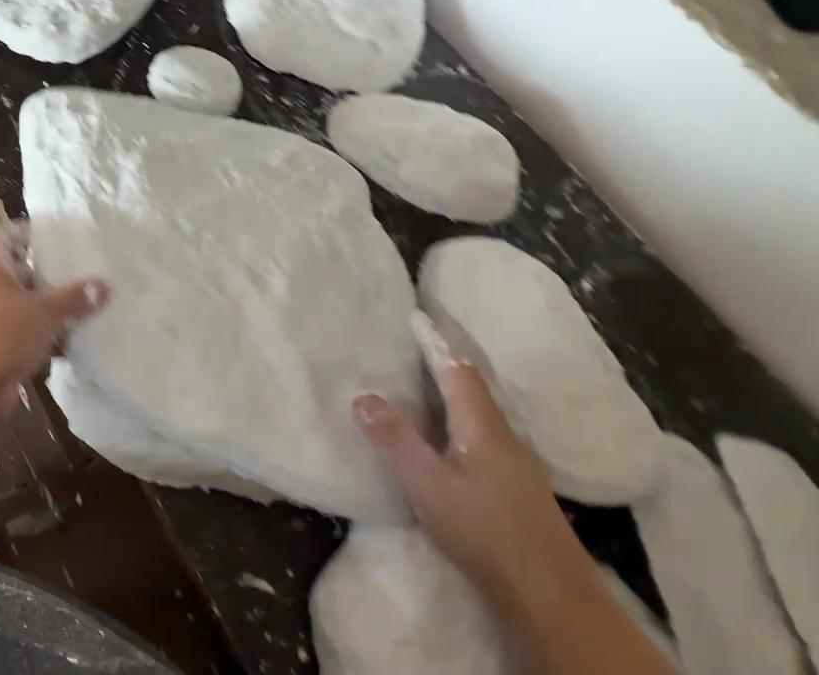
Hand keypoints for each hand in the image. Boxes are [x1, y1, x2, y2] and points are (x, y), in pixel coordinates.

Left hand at [0, 224, 109, 419]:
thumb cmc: (0, 334)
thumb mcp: (43, 312)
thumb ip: (74, 298)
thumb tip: (104, 284)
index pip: (3, 235)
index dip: (26, 232)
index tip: (58, 236)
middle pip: (22, 270)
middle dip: (52, 272)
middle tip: (87, 270)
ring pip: (28, 303)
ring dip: (54, 306)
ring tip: (92, 303)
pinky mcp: (0, 342)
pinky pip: (29, 331)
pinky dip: (50, 334)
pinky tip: (80, 339)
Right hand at [352, 316, 592, 614]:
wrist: (549, 593)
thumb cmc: (485, 530)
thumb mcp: (428, 485)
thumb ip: (396, 441)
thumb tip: (363, 396)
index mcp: (483, 429)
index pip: (458, 374)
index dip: (437, 346)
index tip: (419, 318)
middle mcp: (503, 440)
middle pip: (473, 391)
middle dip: (445, 365)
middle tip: (417, 344)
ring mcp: (514, 467)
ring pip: (479, 417)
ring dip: (453, 395)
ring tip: (424, 384)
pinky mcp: (514, 491)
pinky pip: (481, 439)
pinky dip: (458, 422)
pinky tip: (447, 437)